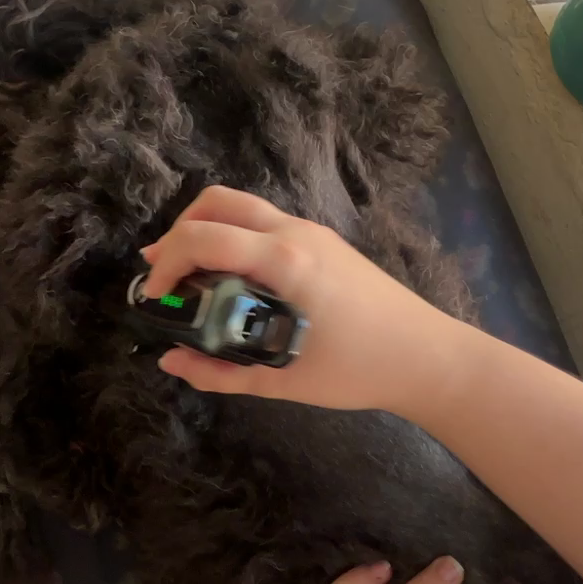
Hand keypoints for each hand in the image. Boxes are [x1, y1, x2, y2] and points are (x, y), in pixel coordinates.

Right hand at [141, 185, 471, 411]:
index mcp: (283, 260)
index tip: (154, 297)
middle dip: (178, 232)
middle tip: (162, 271)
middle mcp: (292, 232)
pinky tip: (229, 274)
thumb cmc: (358, 370)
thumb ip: (218, 373)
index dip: (167, 264)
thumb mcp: (281, 380)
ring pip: (239, 205)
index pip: (202, 238)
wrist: (428, 356)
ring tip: (187, 268)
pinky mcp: (320, 240)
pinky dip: (230, 235)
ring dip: (204, 228)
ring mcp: (309, 230)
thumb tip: (169, 362)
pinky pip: (260, 221)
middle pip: (216, 202)